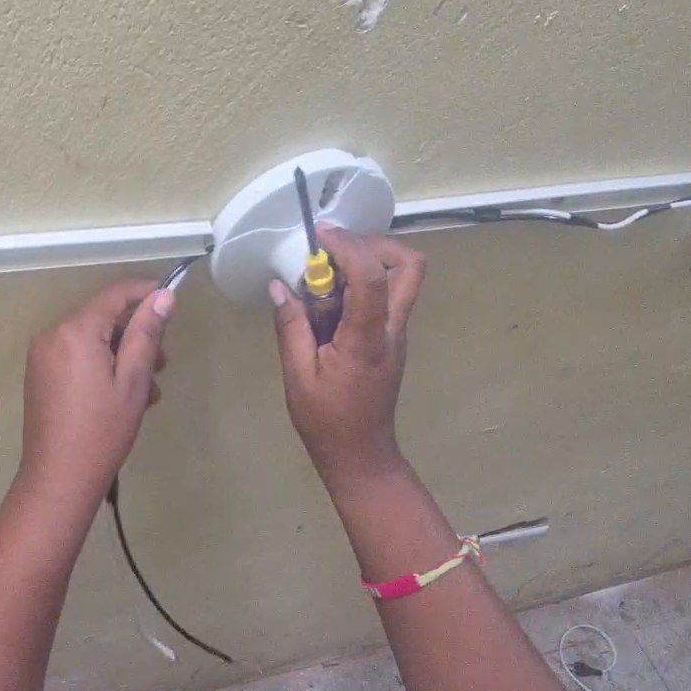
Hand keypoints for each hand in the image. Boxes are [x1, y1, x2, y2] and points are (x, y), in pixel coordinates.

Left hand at [18, 279, 175, 500]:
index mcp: (75, 331)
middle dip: (135, 336)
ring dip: (122, 357)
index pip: (114, 295)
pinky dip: (101, 367)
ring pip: (92, 341)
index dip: (145, 293)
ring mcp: (42, 356)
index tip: (172, 302)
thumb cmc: (102, 430)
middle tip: (161, 367)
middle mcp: (53, 335)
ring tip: (146, 392)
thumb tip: (162, 295)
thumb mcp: (132, 380)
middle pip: (102, 319)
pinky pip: (76, 357)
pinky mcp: (40, 375)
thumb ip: (146, 333)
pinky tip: (121, 397)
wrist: (59, 478)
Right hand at [271, 228, 425, 488]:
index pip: (370, 277)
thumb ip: (291, 327)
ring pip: (403, 280)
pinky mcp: (392, 341)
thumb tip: (280, 287)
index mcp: (367, 339)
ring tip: (327, 276)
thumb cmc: (326, 420)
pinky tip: (329, 303)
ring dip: (369, 264)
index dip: (348, 247)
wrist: (360, 455)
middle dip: (375, 245)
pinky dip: (362, 286)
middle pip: (409, 266)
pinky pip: (387, 298)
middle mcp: (392, 330)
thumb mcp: (297, 375)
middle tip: (336, 250)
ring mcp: (397, 335)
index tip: (320, 235)